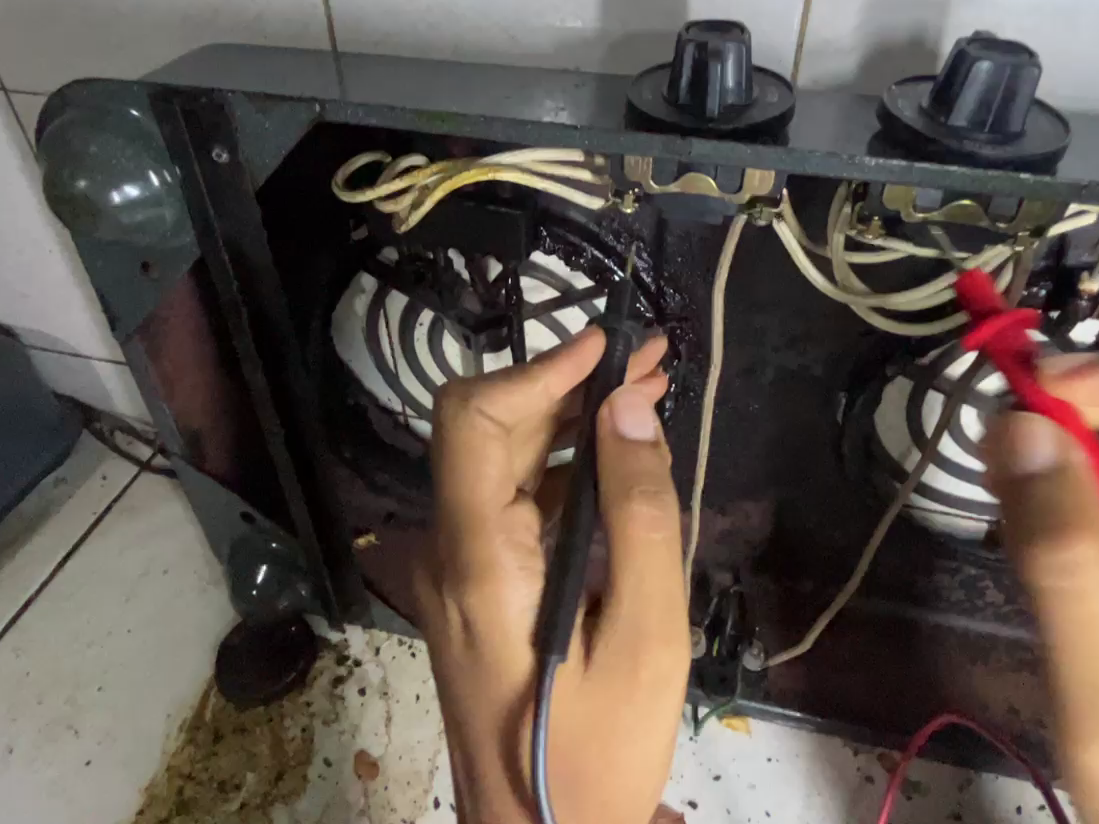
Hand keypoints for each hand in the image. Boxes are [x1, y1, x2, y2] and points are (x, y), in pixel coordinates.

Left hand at [418, 329, 685, 823]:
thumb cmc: (595, 752)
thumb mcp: (646, 635)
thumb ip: (640, 514)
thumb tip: (629, 406)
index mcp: (477, 556)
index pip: (475, 421)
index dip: (537, 370)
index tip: (606, 346)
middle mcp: (450, 546)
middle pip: (491, 430)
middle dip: (567, 385)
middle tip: (647, 360)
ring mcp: (459, 563)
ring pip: (507, 459)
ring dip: (572, 420)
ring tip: (648, 392)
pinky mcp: (479, 579)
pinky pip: (517, 499)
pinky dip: (568, 466)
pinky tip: (621, 457)